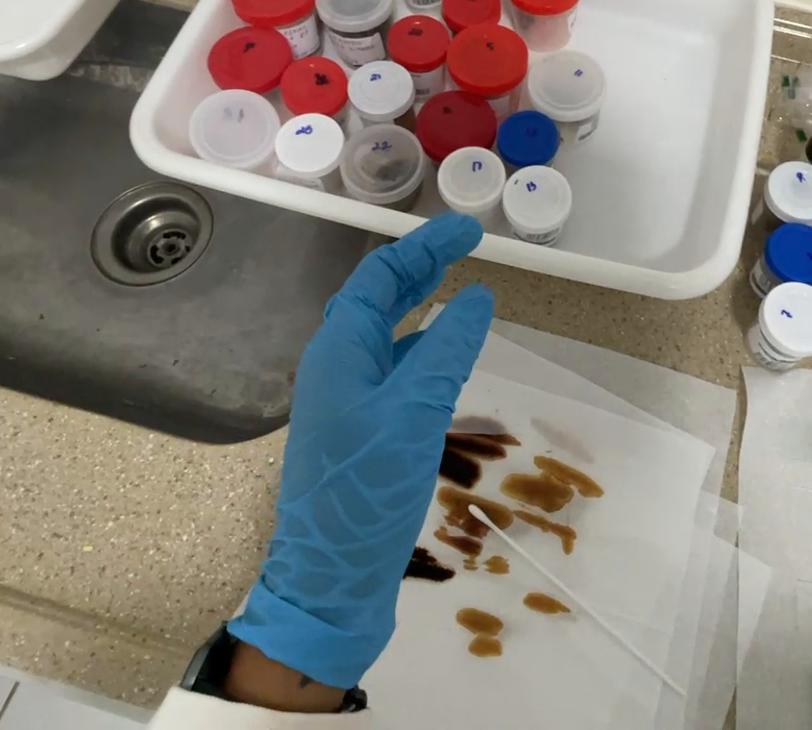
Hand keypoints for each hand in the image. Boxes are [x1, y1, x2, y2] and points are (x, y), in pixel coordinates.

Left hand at [227, 213, 494, 689]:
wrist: (331, 580)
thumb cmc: (367, 491)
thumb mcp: (416, 411)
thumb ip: (448, 349)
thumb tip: (479, 295)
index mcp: (340, 350)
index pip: (382, 276)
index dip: (425, 246)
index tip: (469, 230)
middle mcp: (339, 364)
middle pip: (381, 296)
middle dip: (423, 264)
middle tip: (469, 243)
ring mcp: (349, 396)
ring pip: (388, 330)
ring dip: (421, 299)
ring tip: (457, 280)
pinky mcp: (364, 426)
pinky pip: (395, 365)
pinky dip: (423, 344)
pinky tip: (444, 349)